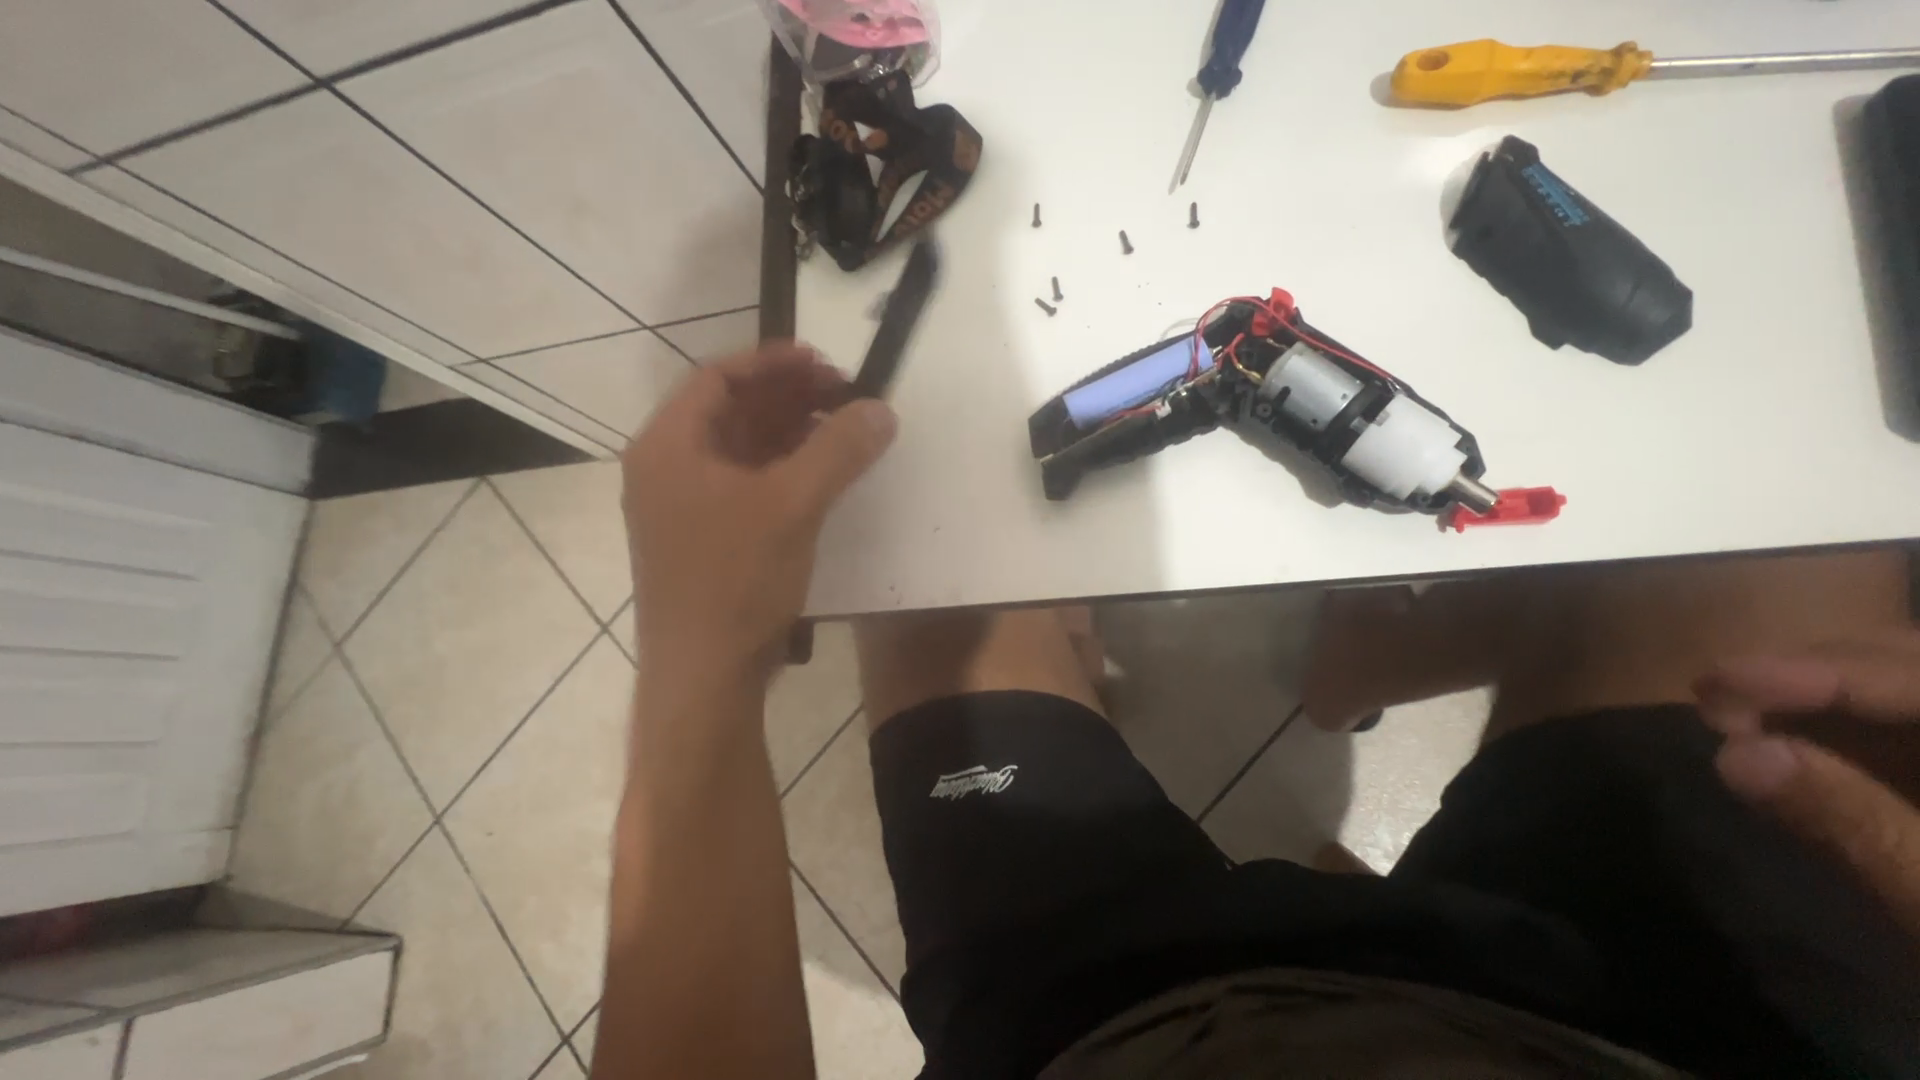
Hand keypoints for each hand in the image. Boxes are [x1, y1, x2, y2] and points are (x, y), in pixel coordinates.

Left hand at [623, 343, 894, 683]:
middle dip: (787, 397)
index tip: (825, 361)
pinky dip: (782, 472)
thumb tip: (880, 408)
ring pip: (739, 451)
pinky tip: (821, 476)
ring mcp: (681, 509)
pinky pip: (744, 486)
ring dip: (789, 434)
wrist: (704, 678)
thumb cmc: (735, 582)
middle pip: (729, 411)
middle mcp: (666, 470)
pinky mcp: (703, 541)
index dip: (773, 362)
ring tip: (841, 429)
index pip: (718, 377)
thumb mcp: (792, 506)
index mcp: (668, 447)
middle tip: (843, 393)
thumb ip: (838, 449)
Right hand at [1695, 632, 1919, 935]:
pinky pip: (1914, 731)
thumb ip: (1856, 828)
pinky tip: (1791, 737)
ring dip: (1824, 695)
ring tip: (1740, 712)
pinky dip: (1848, 726)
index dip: (1825, 671)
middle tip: (1716, 698)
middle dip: (1818, 672)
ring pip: (1916, 691)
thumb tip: (1735, 752)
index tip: (1718, 682)